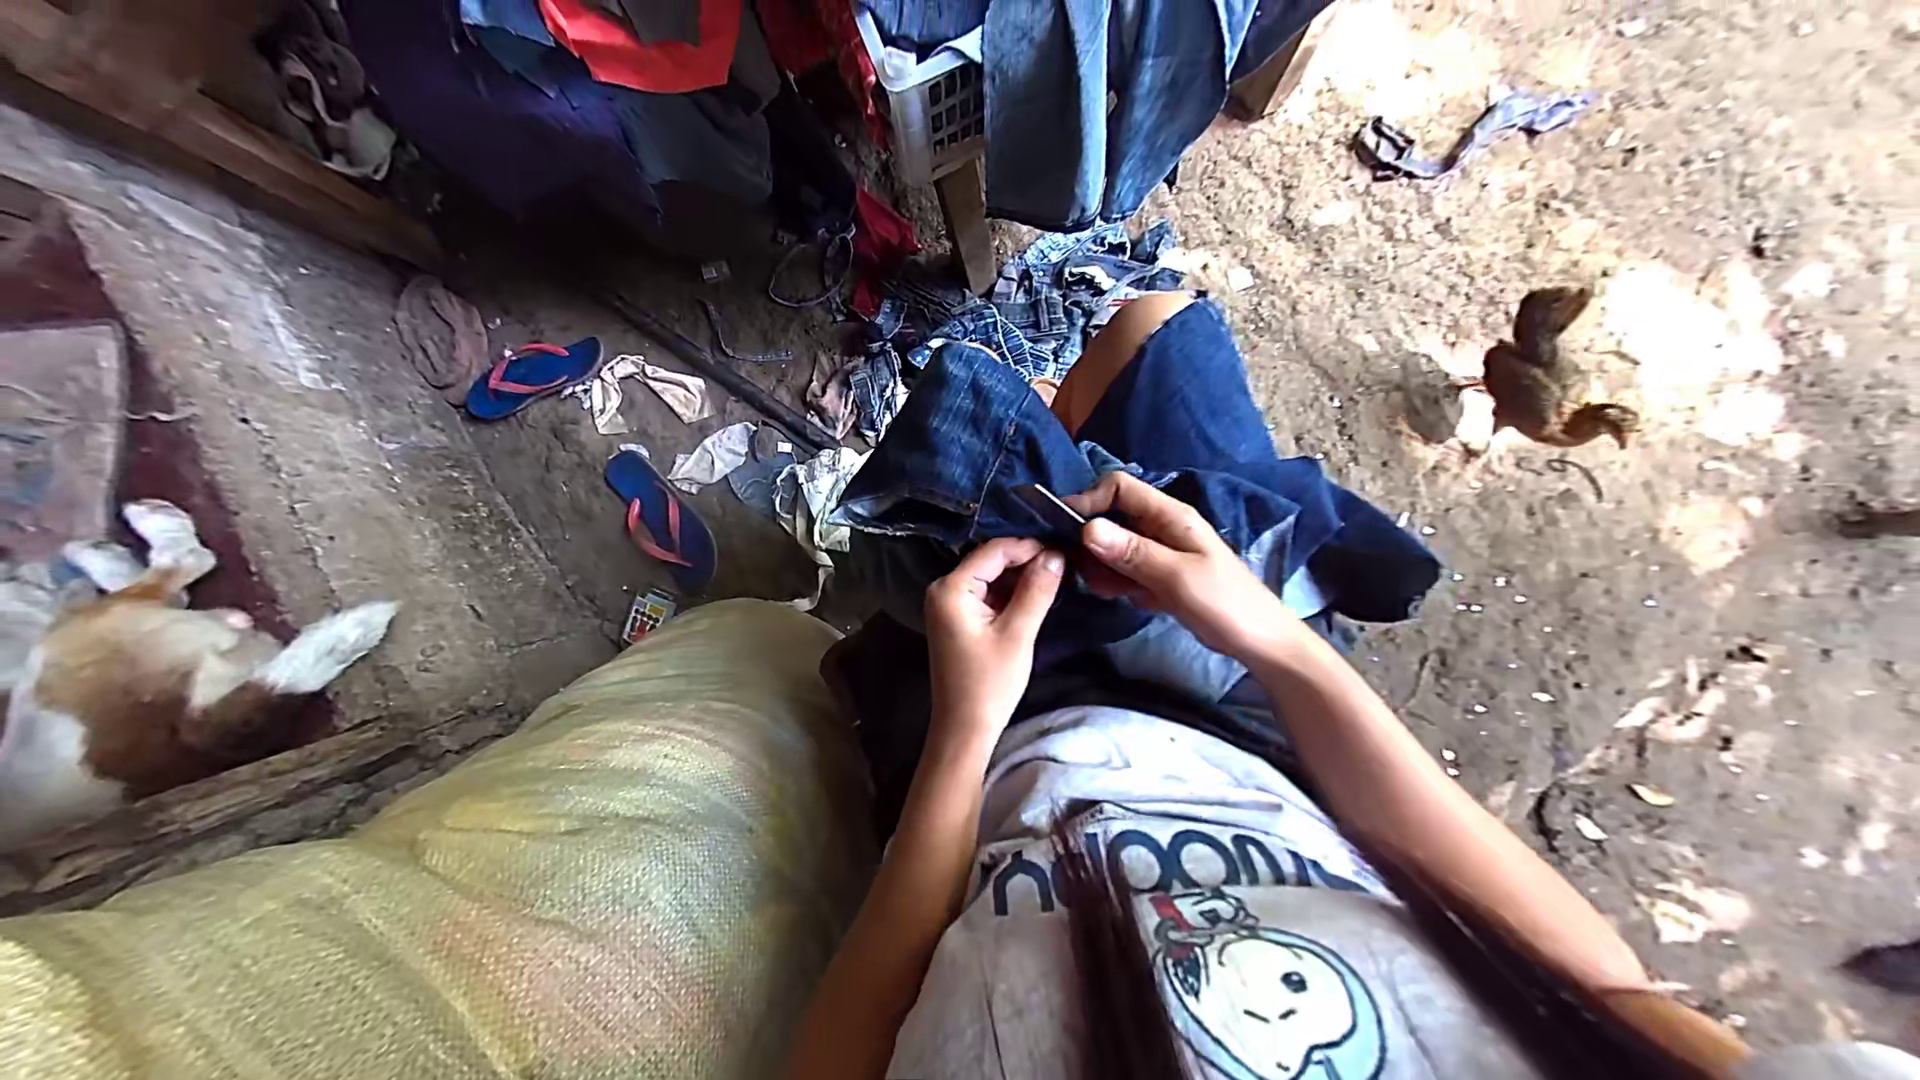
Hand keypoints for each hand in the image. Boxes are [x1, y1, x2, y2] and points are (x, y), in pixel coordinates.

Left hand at [924, 538, 1064, 739]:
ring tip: (1056, 574)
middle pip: (990, 561)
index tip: (1063, 549)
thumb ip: (1036, 590)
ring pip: (990, 577)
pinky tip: (1035, 593)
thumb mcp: (1018, 634)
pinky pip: (986, 593)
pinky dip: (1009, 593)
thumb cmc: (989, 684)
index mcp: (951, 589)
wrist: (964, 729)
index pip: (993, 551)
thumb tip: (1056, 554)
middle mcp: (943, 589)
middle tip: (1064, 561)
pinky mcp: (957, 618)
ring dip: (1020, 576)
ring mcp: (948, 604)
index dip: (1029, 547)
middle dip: (1026, 560)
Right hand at [1064, 471, 1301, 662]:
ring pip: (1112, 546)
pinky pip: (1123, 569)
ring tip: (1104, 590)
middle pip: (1110, 516)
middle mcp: (1160, 527)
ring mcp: (1158, 552)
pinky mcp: (1156, 575)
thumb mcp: (1176, 576)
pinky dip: (1114, 580)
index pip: (1118, 487)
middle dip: (1090, 541)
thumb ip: (1132, 552)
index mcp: (1169, 515)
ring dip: (1100, 565)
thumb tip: (1087, 528)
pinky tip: (1119, 597)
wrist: (1258, 642)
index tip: (1066, 530)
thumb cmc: (1224, 603)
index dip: (1089, 501)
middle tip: (1083, 571)